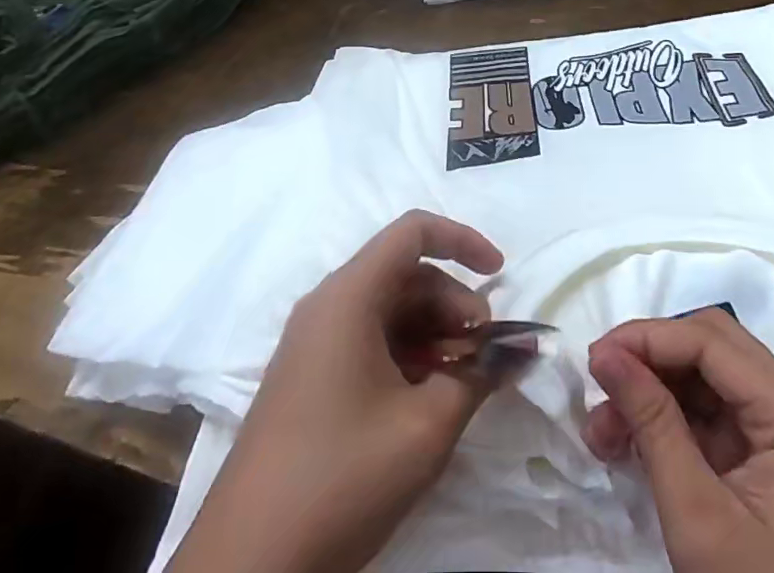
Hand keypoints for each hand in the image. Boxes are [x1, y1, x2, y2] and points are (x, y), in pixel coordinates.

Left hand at [167, 210, 504, 572]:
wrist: (254, 554)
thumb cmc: (344, 473)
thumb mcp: (426, 425)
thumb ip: (478, 376)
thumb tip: (518, 348)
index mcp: (348, 296)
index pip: (411, 233)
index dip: (461, 240)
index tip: (501, 273)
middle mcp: (327, 305)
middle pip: (404, 275)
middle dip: (454, 303)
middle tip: (486, 354)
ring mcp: (315, 341)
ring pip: (388, 310)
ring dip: (434, 333)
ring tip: (464, 380)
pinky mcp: (312, 374)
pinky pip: (369, 341)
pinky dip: (408, 354)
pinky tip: (430, 396)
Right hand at [583, 308, 773, 572]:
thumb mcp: (697, 513)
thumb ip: (652, 424)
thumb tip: (604, 354)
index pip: (715, 346)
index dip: (650, 338)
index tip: (595, 357)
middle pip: (715, 349)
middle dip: (650, 357)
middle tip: (602, 377)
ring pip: (707, 381)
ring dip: (651, 391)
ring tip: (602, 429)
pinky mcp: (767, 467)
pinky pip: (709, 419)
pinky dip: (665, 422)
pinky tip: (626, 444)